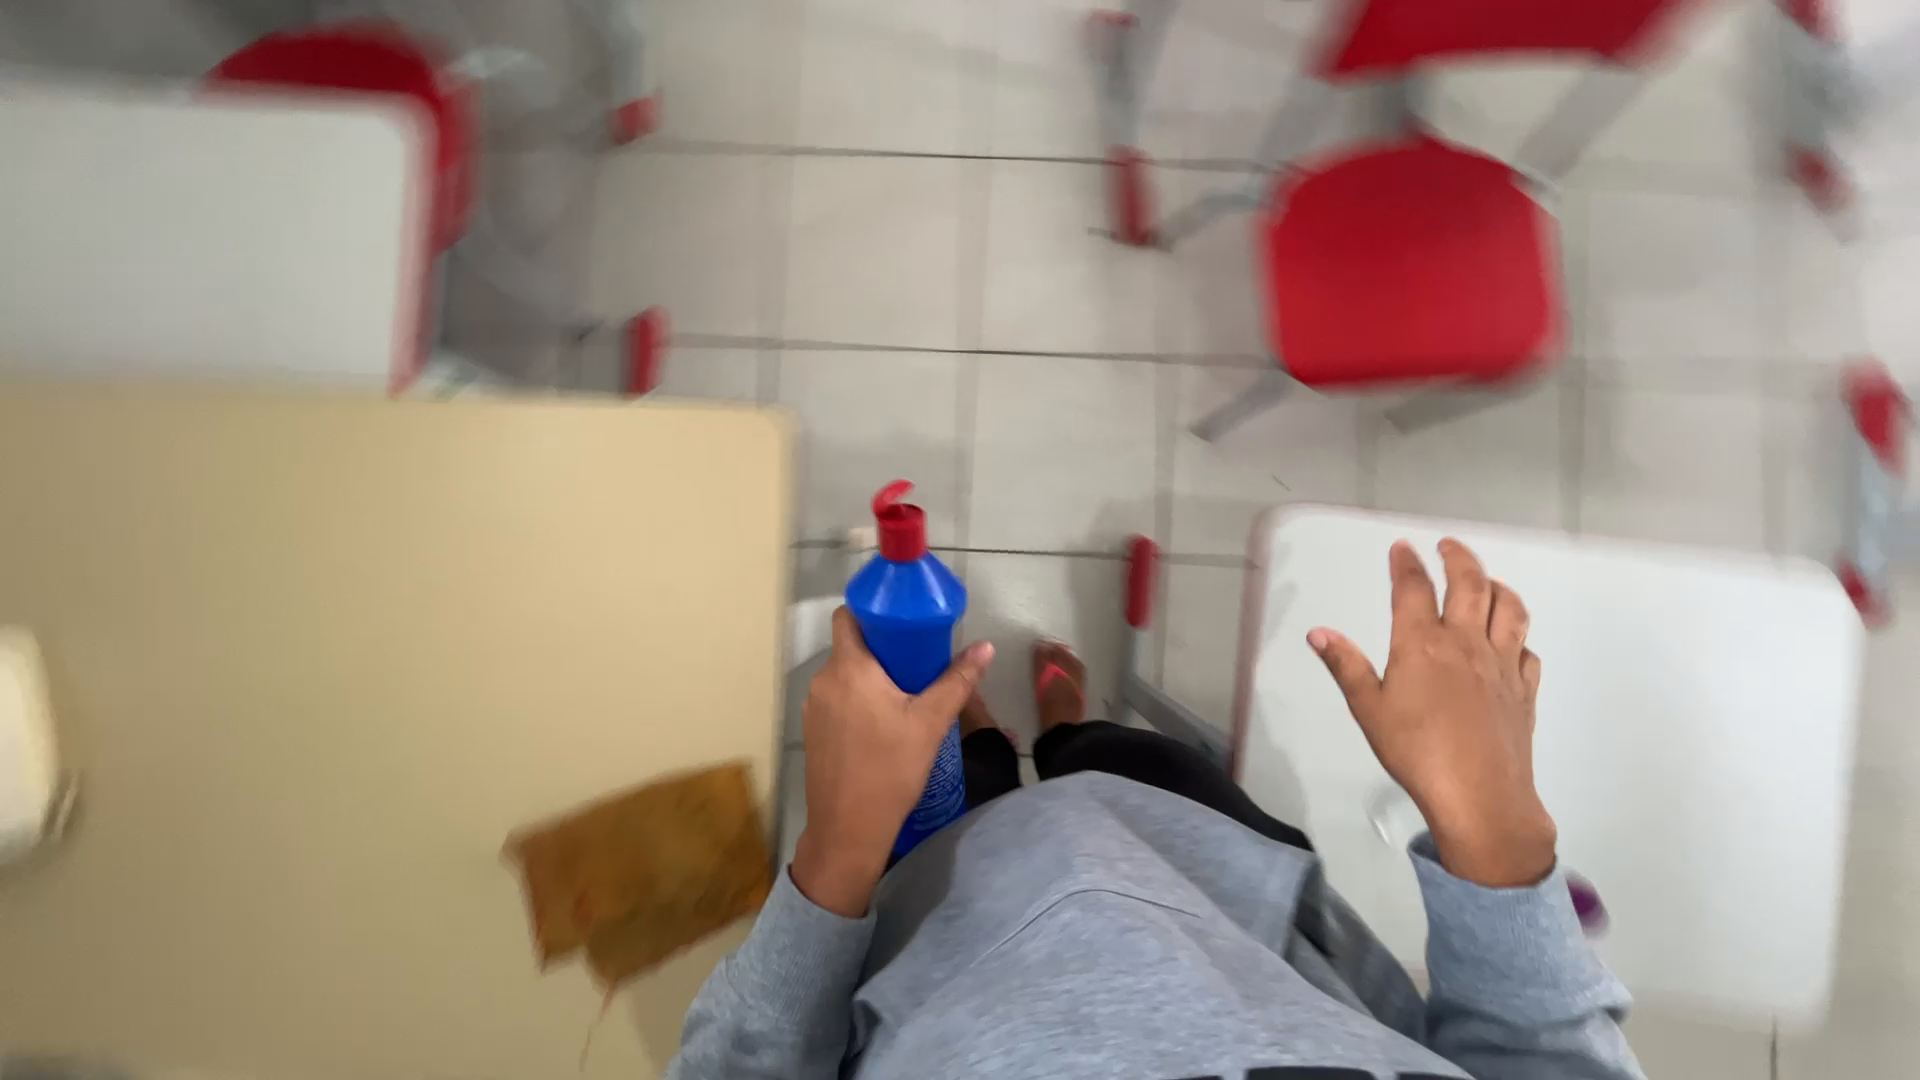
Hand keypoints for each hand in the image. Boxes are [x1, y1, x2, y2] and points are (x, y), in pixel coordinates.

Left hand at [790, 607, 994, 916]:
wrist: (849, 830)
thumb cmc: (891, 769)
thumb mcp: (931, 722)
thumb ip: (958, 680)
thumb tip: (986, 646)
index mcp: (849, 668)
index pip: (847, 616)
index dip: (871, 610)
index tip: (901, 620)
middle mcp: (823, 680)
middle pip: (849, 645)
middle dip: (880, 646)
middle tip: (915, 658)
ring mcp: (813, 707)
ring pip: (842, 674)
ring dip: (868, 675)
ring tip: (903, 690)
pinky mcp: (812, 731)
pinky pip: (835, 698)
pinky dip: (855, 698)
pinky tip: (881, 721)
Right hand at [1308, 539, 1555, 887]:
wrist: (1480, 795)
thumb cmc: (1414, 749)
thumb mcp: (1367, 708)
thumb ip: (1345, 665)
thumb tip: (1318, 632)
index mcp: (1422, 644)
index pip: (1414, 589)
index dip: (1406, 564)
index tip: (1402, 548)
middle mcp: (1465, 643)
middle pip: (1470, 586)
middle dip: (1459, 559)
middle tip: (1448, 545)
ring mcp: (1501, 665)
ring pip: (1509, 610)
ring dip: (1498, 586)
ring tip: (1488, 580)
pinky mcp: (1525, 689)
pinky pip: (1527, 649)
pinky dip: (1518, 634)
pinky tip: (1510, 639)